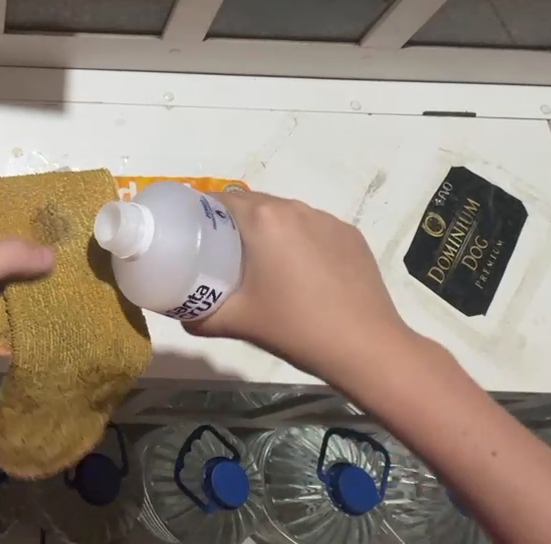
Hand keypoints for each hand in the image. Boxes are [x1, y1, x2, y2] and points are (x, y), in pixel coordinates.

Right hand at [185, 192, 422, 385]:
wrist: (369, 350)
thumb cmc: (295, 329)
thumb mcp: (237, 323)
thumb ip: (199, 316)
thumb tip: (181, 312)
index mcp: (262, 219)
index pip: (219, 200)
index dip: (201, 215)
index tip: (193, 238)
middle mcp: (293, 208)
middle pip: (252, 205)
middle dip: (234, 225)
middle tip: (223, 257)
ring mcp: (326, 219)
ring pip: (284, 216)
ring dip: (269, 232)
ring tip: (265, 267)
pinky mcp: (350, 235)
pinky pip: (313, 228)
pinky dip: (301, 242)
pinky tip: (304, 275)